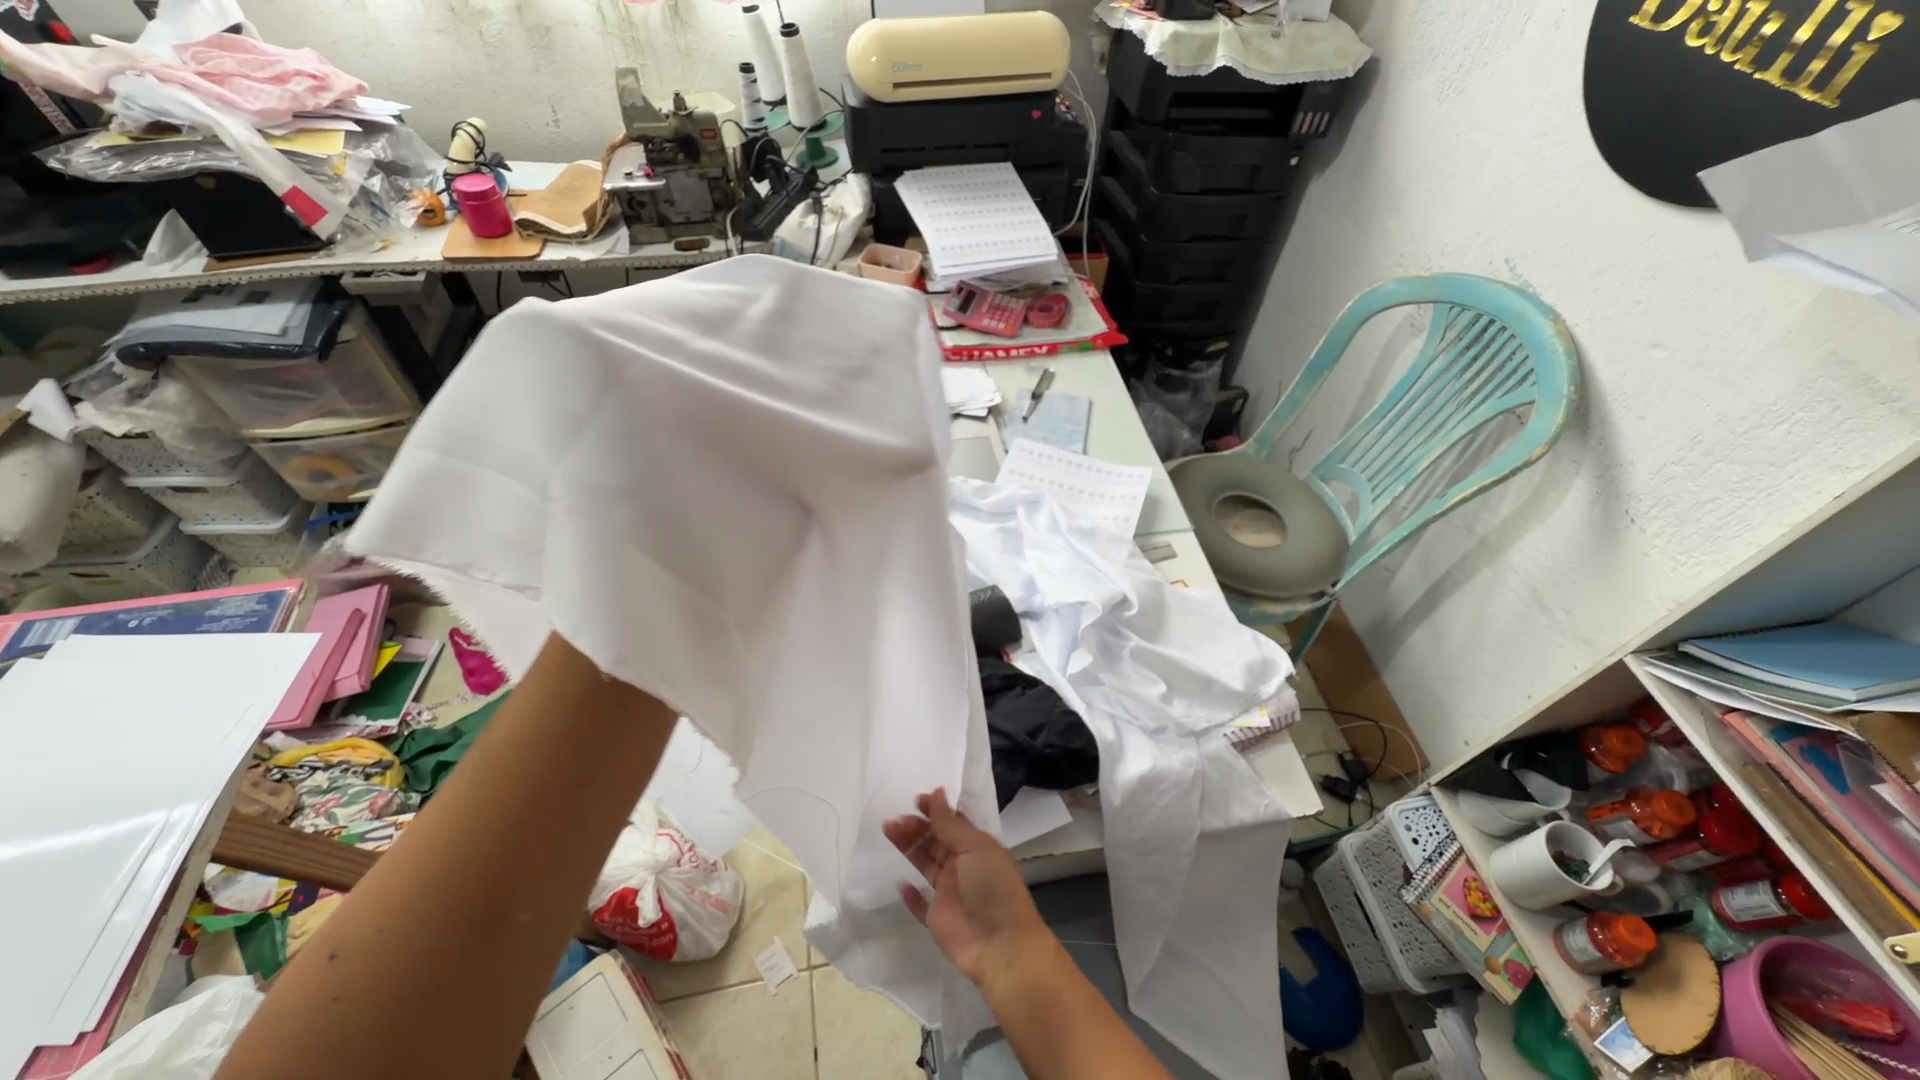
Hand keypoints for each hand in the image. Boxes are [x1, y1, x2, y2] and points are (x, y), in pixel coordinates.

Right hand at [884, 788, 1052, 988]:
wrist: (1000, 945)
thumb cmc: (992, 888)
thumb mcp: (975, 847)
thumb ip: (950, 823)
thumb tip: (937, 791)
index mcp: (977, 847)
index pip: (953, 823)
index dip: (935, 810)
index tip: (915, 800)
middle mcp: (962, 867)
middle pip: (935, 841)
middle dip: (916, 827)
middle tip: (894, 819)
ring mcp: (949, 893)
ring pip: (924, 864)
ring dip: (908, 848)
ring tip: (888, 832)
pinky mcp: (936, 918)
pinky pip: (920, 904)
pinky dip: (910, 895)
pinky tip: (900, 883)